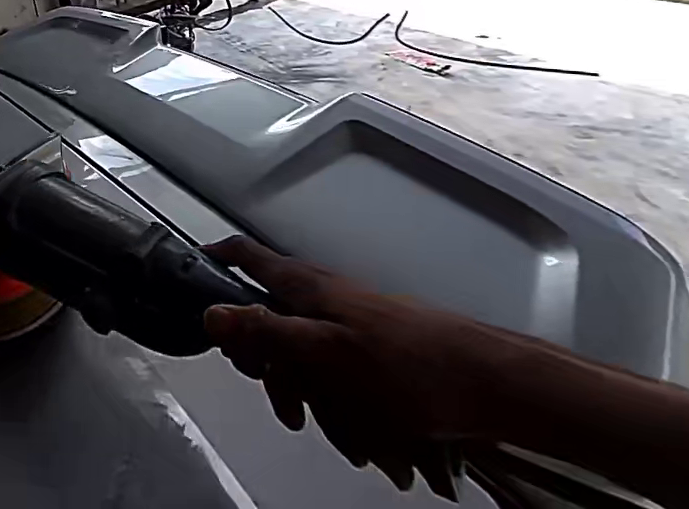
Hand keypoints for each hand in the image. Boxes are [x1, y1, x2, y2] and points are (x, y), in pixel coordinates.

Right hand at [203, 236, 528, 497]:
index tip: (196, 280)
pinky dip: (343, 405)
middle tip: (282, 399)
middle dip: (269, 365)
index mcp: (300, 283)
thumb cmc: (407, 364)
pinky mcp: (369, 348)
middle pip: (265, 317)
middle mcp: (317, 294)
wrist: (492, 386)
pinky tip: (365, 435)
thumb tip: (210, 314)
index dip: (214, 259)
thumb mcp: (324, 351)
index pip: (242, 253)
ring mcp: (344, 320)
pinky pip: (336, 375)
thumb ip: (265, 331)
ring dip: (312, 396)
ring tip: (339, 432)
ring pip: (301, 354)